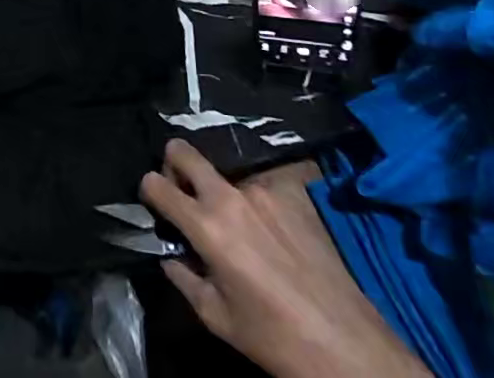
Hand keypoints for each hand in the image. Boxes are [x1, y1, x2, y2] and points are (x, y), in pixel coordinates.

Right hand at [141, 141, 427, 377]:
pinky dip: (253, 205)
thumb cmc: (273, 336)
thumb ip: (183, 275)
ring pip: (224, 174)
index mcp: (208, 226)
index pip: (157, 183)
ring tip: (237, 229)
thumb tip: (170, 251)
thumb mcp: (215, 316)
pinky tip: (268, 236)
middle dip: (173, 165)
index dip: (148, 190)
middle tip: (183, 196)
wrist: (346, 342)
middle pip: (184, 150)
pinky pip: (259, 189)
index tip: (154, 205)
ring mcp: (265, 190)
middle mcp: (233, 195)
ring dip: (219, 193)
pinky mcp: (293, 193)